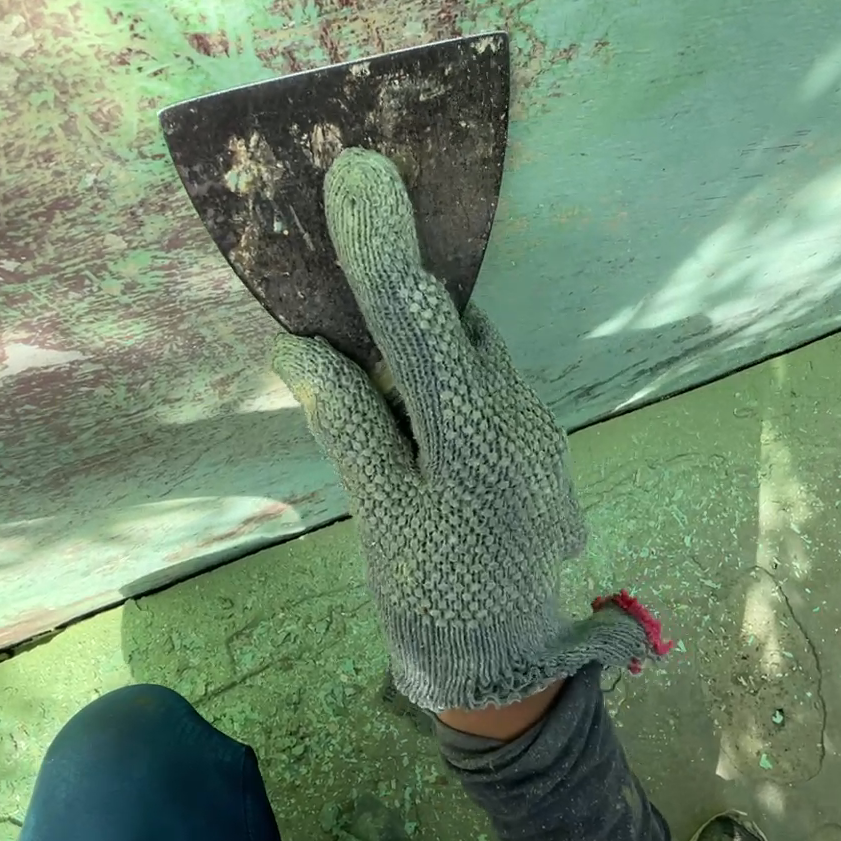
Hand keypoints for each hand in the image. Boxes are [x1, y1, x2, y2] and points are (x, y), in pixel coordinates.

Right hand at [270, 148, 670, 711]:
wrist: (509, 664)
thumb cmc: (434, 599)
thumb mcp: (379, 518)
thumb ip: (348, 425)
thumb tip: (300, 349)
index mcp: (478, 443)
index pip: (423, 328)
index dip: (385, 253)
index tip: (360, 177)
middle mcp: (523, 420)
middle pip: (457, 325)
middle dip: (405, 286)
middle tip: (357, 254)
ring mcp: (540, 428)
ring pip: (474, 352)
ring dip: (425, 335)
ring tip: (377, 358)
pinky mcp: (541, 439)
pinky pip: (487, 380)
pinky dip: (446, 368)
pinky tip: (415, 398)